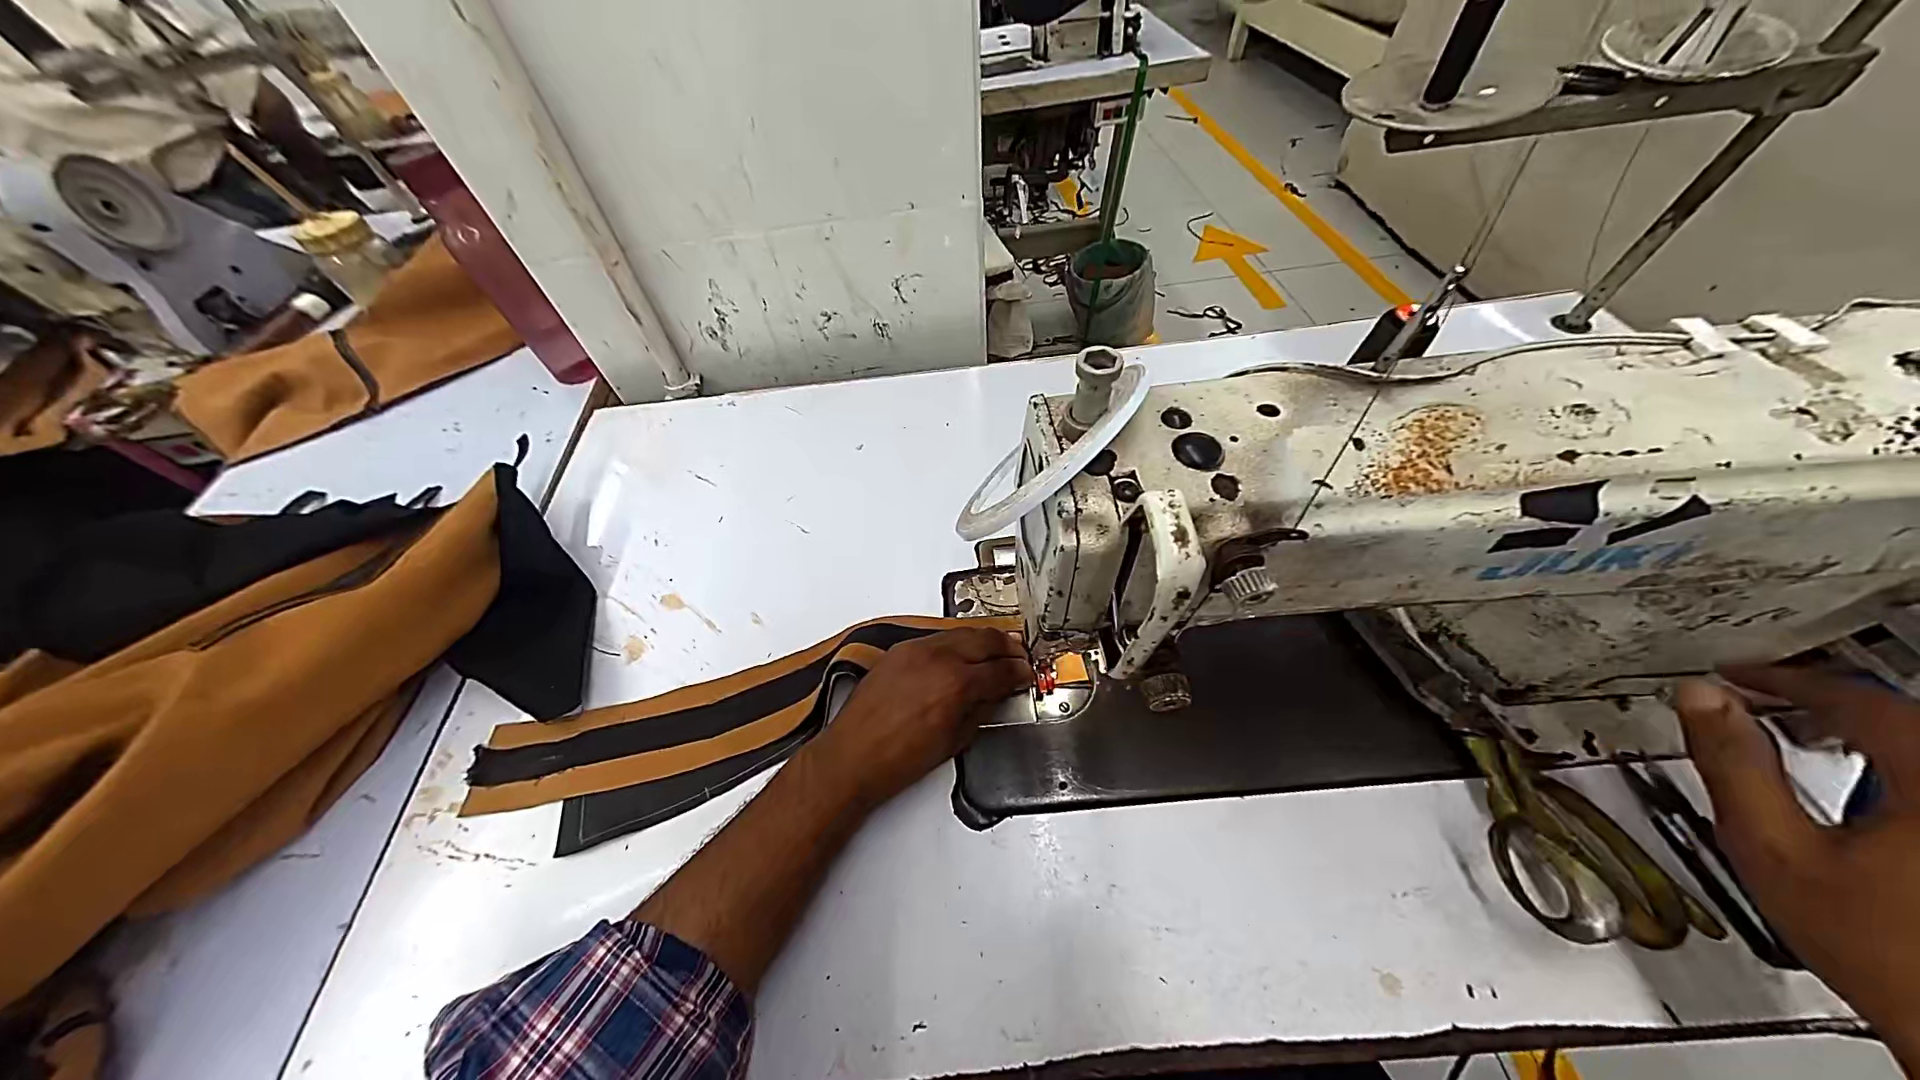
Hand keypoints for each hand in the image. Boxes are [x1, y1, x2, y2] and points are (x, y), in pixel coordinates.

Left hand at [806, 627, 1033, 809]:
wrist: (852, 757)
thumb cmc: (894, 758)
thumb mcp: (954, 740)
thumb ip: (981, 710)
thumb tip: (995, 696)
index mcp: (955, 683)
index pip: (1000, 669)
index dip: (1018, 672)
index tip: (1024, 675)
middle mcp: (936, 659)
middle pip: (984, 639)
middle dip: (1006, 647)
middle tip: (1017, 657)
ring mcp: (914, 651)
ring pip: (961, 632)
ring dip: (982, 640)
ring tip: (994, 651)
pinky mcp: (898, 651)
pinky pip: (936, 637)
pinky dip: (955, 641)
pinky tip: (961, 653)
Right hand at [1675, 667, 1919, 1068]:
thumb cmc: (1884, 954)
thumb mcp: (1774, 848)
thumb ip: (1734, 765)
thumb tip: (1702, 699)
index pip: (1857, 699)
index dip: (1786, 679)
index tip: (1739, 674)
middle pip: (1902, 717)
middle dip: (1825, 704)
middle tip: (1761, 699)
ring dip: (1863, 733)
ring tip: (1804, 736)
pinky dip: (1895, 766)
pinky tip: (1865, 787)